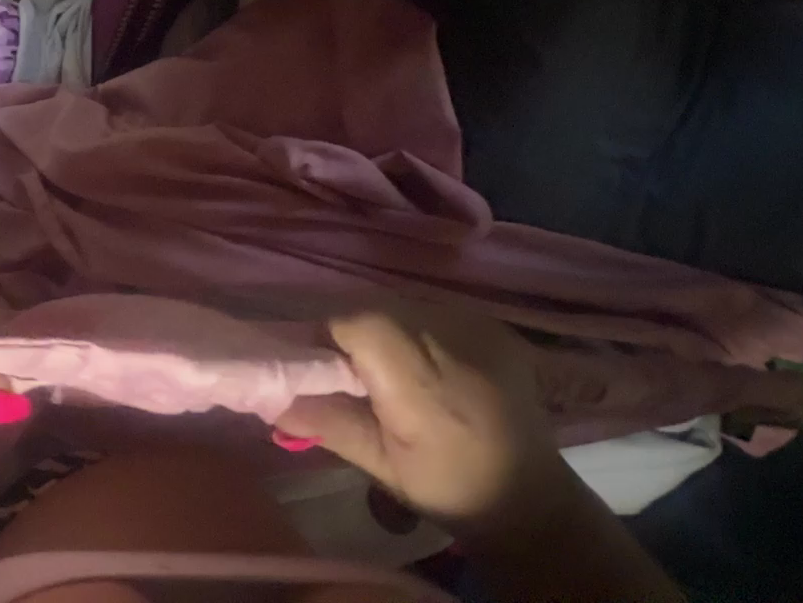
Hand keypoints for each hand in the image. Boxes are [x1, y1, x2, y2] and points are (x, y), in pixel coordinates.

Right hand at [274, 300, 571, 530]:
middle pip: (374, 307)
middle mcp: (454, 344)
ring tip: (389, 368)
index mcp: (424, 387)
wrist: (534, 499)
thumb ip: (326, 421)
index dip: (328, 336)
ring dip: (381, 327)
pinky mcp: (491, 322)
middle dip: (351, 332)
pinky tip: (424, 361)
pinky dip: (412, 327)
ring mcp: (478, 328)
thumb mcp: (380, 466)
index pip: (358, 323)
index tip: (322, 367)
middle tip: (351, 372)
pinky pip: (428, 307)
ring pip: (399, 303)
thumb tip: (268, 395)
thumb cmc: (449, 488)